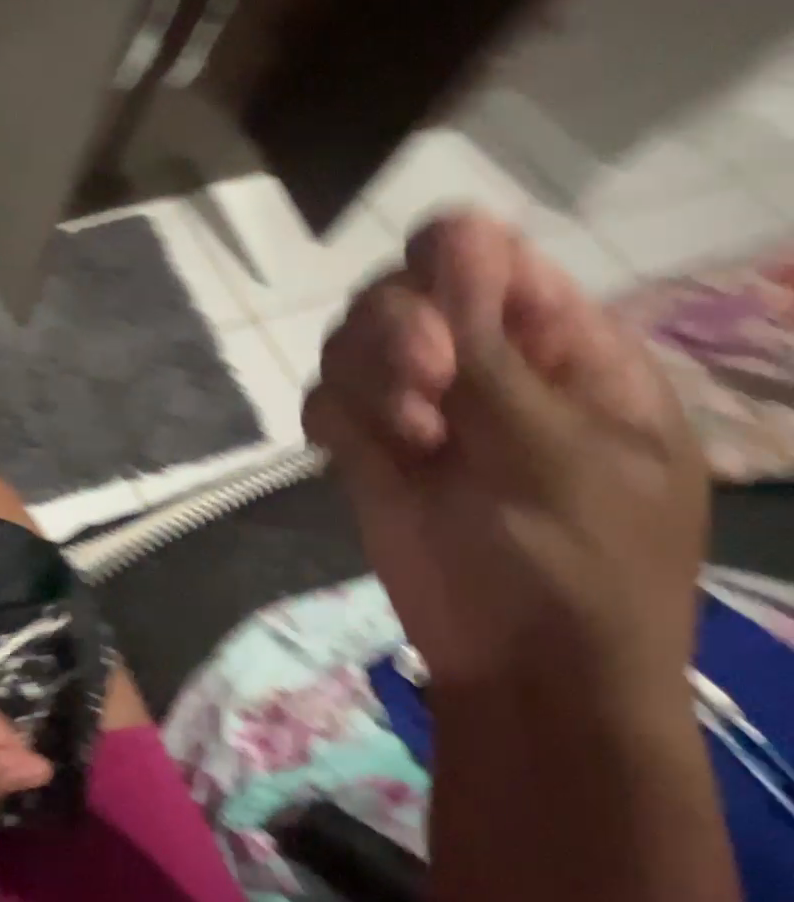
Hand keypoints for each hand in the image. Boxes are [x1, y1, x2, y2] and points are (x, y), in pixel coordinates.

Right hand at [303, 211, 707, 697]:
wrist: (523, 669)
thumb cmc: (577, 564)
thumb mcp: (552, 451)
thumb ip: (488, 347)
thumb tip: (455, 232)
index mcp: (562, 345)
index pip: (484, 257)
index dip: (446, 279)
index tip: (439, 345)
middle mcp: (481, 362)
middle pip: (400, 291)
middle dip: (394, 340)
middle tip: (423, 409)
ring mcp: (418, 407)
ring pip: (351, 342)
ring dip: (363, 383)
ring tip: (405, 447)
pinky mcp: (366, 451)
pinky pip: (324, 401)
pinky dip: (334, 421)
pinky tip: (367, 461)